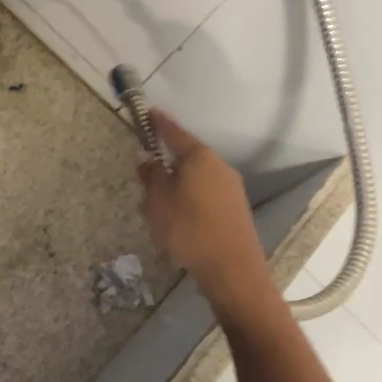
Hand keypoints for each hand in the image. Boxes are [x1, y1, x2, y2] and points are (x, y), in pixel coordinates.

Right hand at [136, 110, 274, 313]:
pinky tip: (180, 218)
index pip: (175, 133)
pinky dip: (190, 199)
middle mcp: (219, 166)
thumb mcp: (158, 201)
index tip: (149, 112)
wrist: (232, 269)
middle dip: (167, 162)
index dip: (160, 123)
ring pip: (196, 177)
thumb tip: (147, 155)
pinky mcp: (235, 208)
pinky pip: (206, 194)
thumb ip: (151, 175)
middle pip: (188, 157)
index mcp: (199, 158)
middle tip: (147, 174)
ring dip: (178, 184)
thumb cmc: (189, 229)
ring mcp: (231, 187)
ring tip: (160, 204)